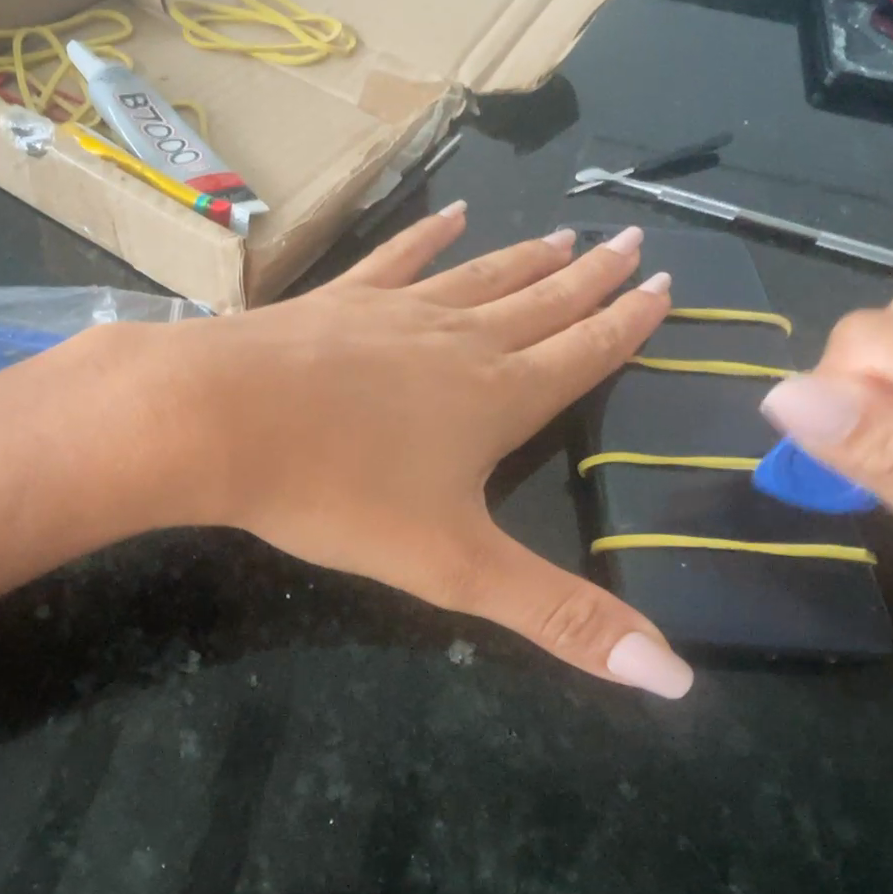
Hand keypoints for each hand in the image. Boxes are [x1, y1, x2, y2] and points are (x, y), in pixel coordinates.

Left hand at [108, 207, 691, 696]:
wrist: (218, 421)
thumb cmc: (336, 495)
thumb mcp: (454, 569)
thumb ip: (557, 617)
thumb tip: (674, 677)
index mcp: (495, 399)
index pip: (582, 355)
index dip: (627, 326)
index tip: (664, 285)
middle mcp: (456, 343)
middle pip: (539, 305)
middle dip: (590, 281)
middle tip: (632, 245)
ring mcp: (392, 314)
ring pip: (477, 279)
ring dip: (525, 259)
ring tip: (565, 234)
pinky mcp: (336, 303)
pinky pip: (395, 261)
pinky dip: (427, 240)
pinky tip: (450, 216)